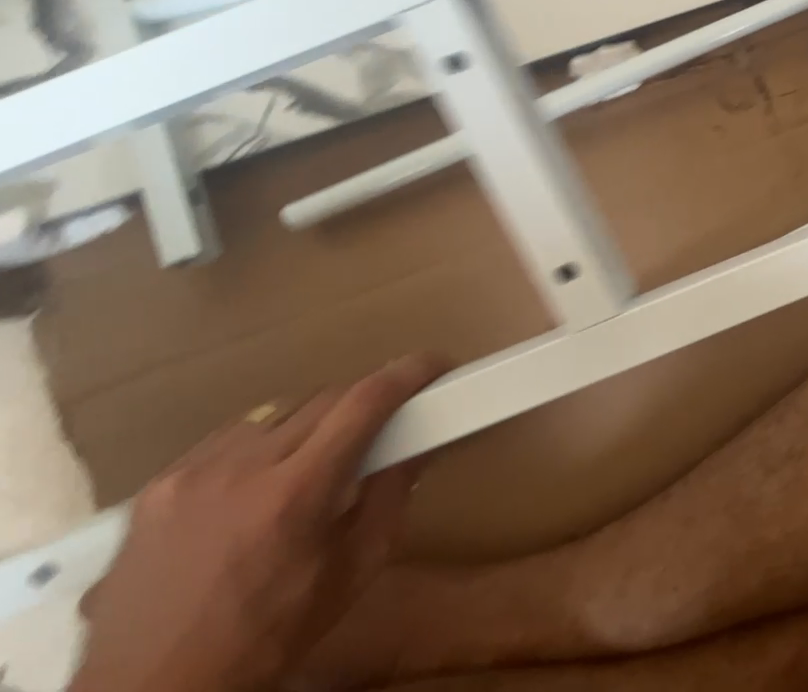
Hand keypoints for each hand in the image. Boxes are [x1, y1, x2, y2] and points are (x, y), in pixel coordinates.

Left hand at [71, 355, 447, 691]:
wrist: (156, 686)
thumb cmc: (272, 632)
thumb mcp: (355, 568)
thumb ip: (391, 496)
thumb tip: (420, 444)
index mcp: (295, 493)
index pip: (364, 403)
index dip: (407, 373)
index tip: (434, 364)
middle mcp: (239, 469)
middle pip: (322, 398)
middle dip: (362, 402)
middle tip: (385, 425)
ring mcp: (188, 475)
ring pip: (274, 411)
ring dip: (310, 422)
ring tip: (319, 458)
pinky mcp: (155, 487)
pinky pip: (226, 438)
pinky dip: (260, 443)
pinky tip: (263, 479)